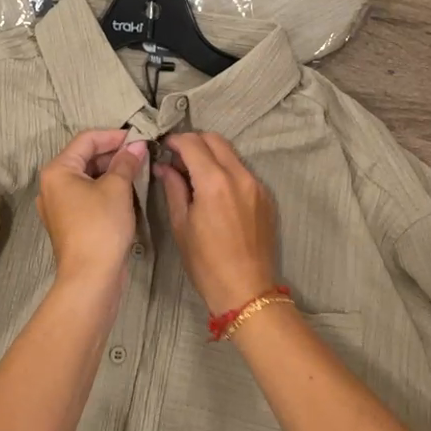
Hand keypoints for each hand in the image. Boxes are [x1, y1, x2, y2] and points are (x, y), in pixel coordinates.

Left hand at [36, 129, 147, 292]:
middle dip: (113, 153)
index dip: (114, 135)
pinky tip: (126, 191)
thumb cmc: (101, 226)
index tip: (139, 137)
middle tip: (141, 153)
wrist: (90, 278)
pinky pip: (87, 195)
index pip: (86, 139)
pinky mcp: (69, 222)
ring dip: (111, 171)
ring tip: (137, 170)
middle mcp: (52, 185)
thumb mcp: (117, 188)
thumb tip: (137, 146)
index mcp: (57, 170)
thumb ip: (126, 162)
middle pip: (85, 157)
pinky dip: (105, 189)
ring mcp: (58, 205)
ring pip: (87, 177)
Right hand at [154, 132, 277, 312]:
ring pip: (231, 153)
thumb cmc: (206, 263)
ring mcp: (257, 184)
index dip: (175, 141)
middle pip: (215, 139)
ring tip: (195, 173)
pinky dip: (226, 170)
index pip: (193, 143)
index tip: (164, 147)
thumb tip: (164, 166)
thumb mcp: (182, 225)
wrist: (247, 291)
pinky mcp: (266, 196)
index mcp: (215, 182)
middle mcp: (239, 175)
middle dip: (194, 142)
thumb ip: (174, 188)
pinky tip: (216, 190)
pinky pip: (243, 170)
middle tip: (178, 157)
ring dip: (211, 154)